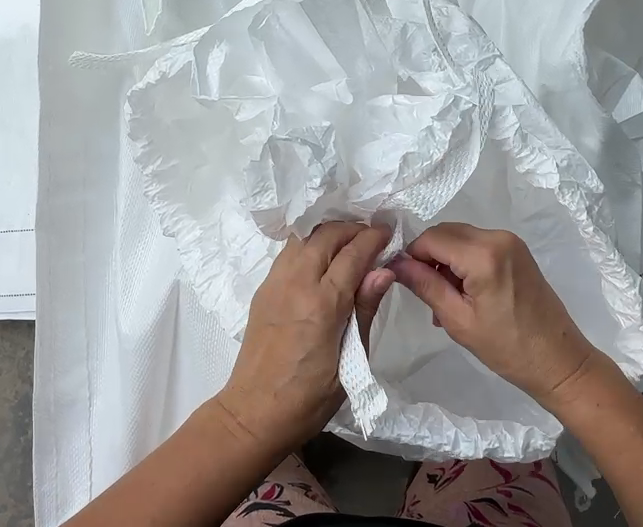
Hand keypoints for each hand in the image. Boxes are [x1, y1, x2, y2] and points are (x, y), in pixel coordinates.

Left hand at [214, 221, 395, 455]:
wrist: (253, 413)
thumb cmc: (308, 399)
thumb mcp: (349, 363)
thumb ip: (364, 311)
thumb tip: (384, 270)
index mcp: (322, 304)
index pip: (353, 255)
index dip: (373, 239)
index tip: (388, 232)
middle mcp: (297, 283)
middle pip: (327, 236)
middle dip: (352, 229)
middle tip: (371, 236)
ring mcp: (276, 282)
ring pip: (304, 237)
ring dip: (329, 232)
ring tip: (348, 242)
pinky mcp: (263, 288)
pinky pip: (289, 251)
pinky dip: (309, 243)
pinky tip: (321, 255)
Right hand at [390, 223, 601, 409]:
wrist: (558, 361)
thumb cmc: (507, 348)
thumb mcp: (458, 321)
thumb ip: (425, 285)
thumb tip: (394, 263)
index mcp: (483, 254)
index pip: (431, 238)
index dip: (412, 256)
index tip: (405, 281)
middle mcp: (497, 237)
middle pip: (445, 233)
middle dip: (429, 257)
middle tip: (427, 294)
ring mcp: (510, 241)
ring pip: (460, 237)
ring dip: (445, 260)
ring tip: (445, 299)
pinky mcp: (517, 249)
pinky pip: (477, 244)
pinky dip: (463, 261)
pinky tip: (464, 292)